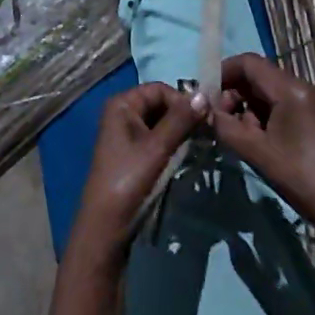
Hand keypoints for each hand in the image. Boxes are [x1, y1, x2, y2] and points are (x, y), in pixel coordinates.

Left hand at [68, 82, 203, 263]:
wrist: (106, 226)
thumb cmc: (128, 180)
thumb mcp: (156, 148)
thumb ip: (180, 120)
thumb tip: (204, 94)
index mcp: (121, 105)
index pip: (159, 89)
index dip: (182, 100)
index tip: (206, 119)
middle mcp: (122, 114)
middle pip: (160, 104)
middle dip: (183, 116)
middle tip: (207, 132)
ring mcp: (127, 135)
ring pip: (161, 123)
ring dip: (181, 131)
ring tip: (201, 144)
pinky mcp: (133, 154)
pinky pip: (157, 139)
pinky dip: (173, 143)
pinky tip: (187, 154)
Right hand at [212, 53, 314, 221]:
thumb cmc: (300, 176)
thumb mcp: (256, 151)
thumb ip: (225, 126)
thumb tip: (205, 110)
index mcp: (291, 89)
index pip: (248, 62)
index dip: (222, 72)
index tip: (206, 95)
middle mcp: (303, 88)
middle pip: (258, 76)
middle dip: (233, 93)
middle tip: (220, 120)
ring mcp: (312, 103)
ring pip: (268, 92)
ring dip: (247, 108)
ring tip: (238, 135)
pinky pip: (281, 105)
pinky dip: (263, 116)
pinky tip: (257, 141)